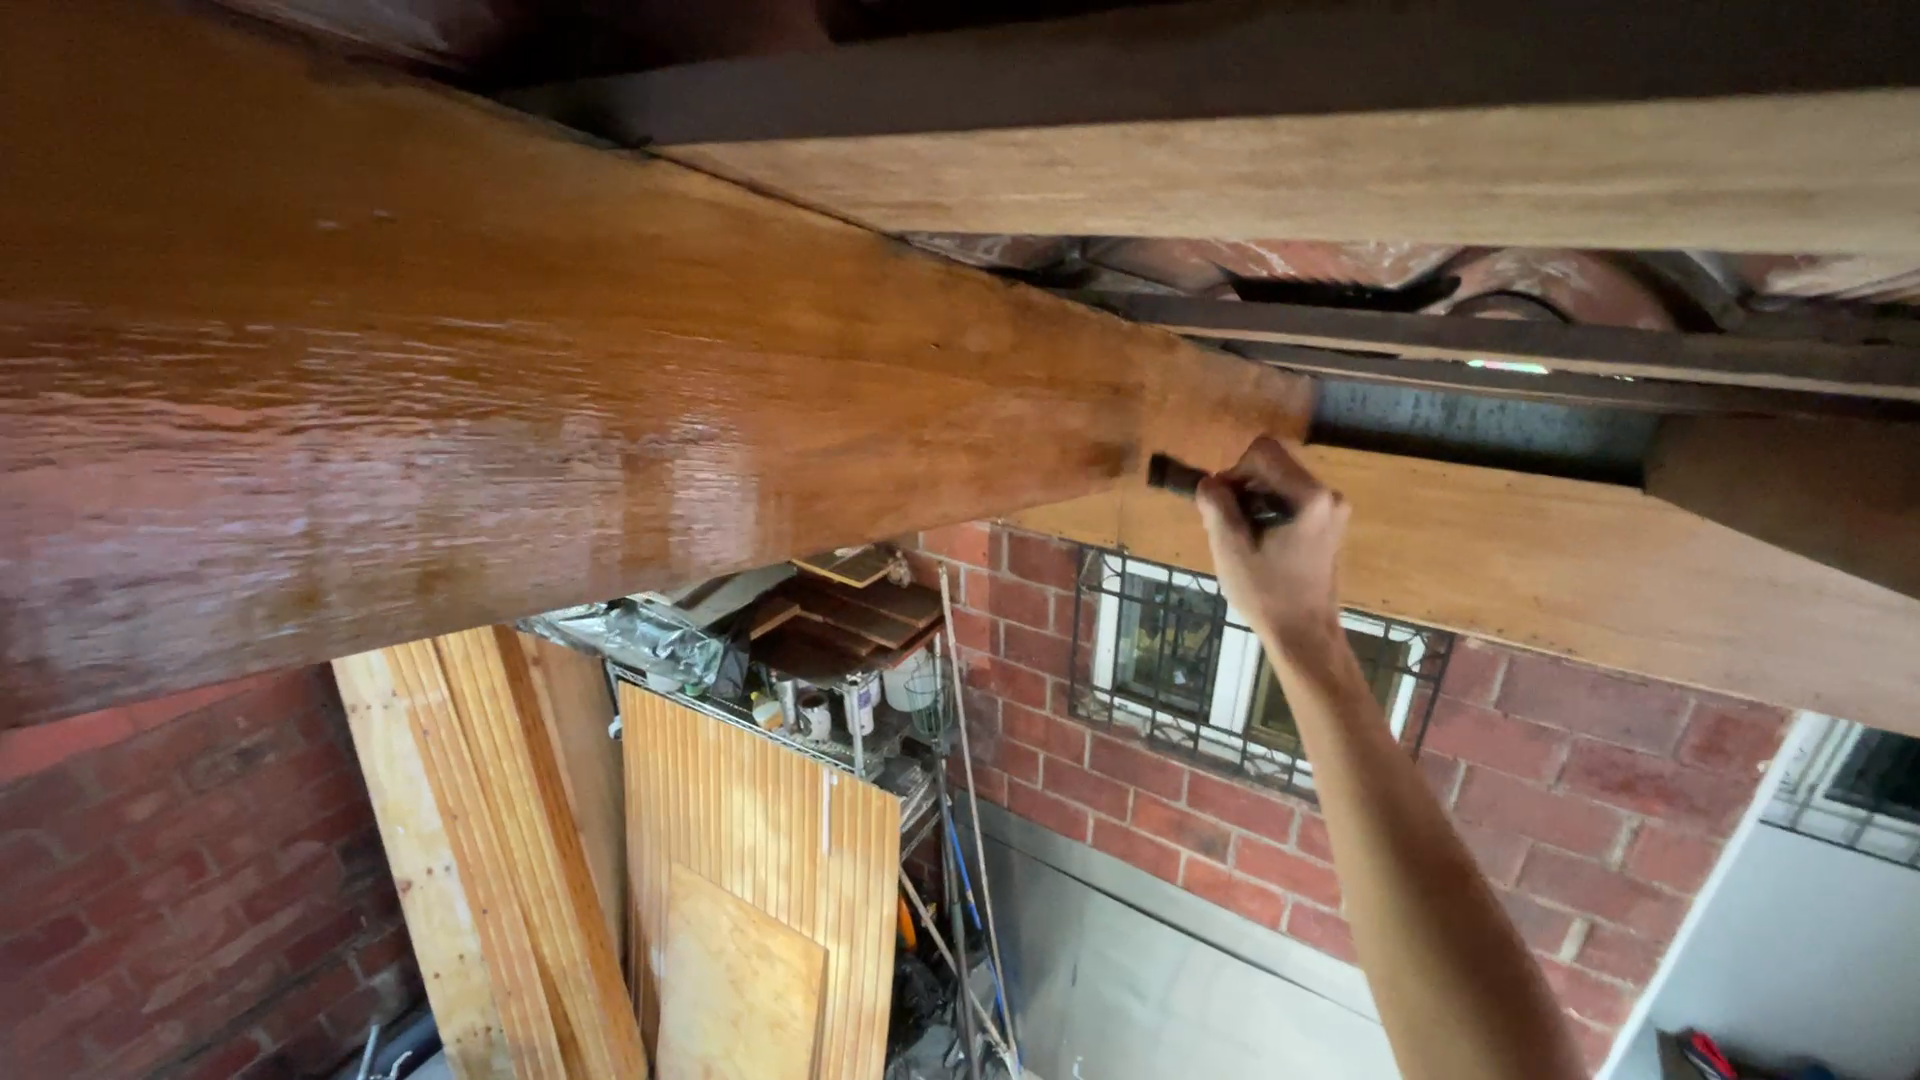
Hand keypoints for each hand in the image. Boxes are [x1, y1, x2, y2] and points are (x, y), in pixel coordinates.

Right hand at [1194, 437, 1349, 648]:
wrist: (1304, 634)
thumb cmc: (1267, 594)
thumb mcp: (1230, 548)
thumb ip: (1217, 506)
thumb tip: (1209, 483)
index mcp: (1309, 496)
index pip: (1263, 452)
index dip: (1234, 472)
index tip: (1223, 505)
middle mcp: (1329, 495)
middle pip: (1273, 465)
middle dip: (1243, 487)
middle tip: (1227, 525)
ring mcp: (1333, 510)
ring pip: (1281, 482)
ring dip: (1254, 500)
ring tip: (1241, 537)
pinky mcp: (1329, 524)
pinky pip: (1292, 500)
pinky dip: (1269, 511)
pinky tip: (1260, 543)